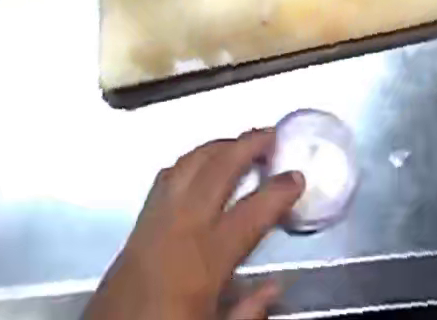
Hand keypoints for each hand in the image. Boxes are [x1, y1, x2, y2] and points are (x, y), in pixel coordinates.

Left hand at [85, 129, 305, 319]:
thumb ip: (247, 312)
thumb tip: (273, 288)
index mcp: (205, 258)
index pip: (251, 212)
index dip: (278, 191)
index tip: (297, 176)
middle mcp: (181, 225)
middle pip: (219, 168)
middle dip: (247, 145)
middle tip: (271, 134)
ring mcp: (157, 217)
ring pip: (191, 162)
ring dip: (219, 145)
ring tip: (240, 142)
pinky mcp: (139, 220)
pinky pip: (169, 174)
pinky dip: (191, 160)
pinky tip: (200, 163)